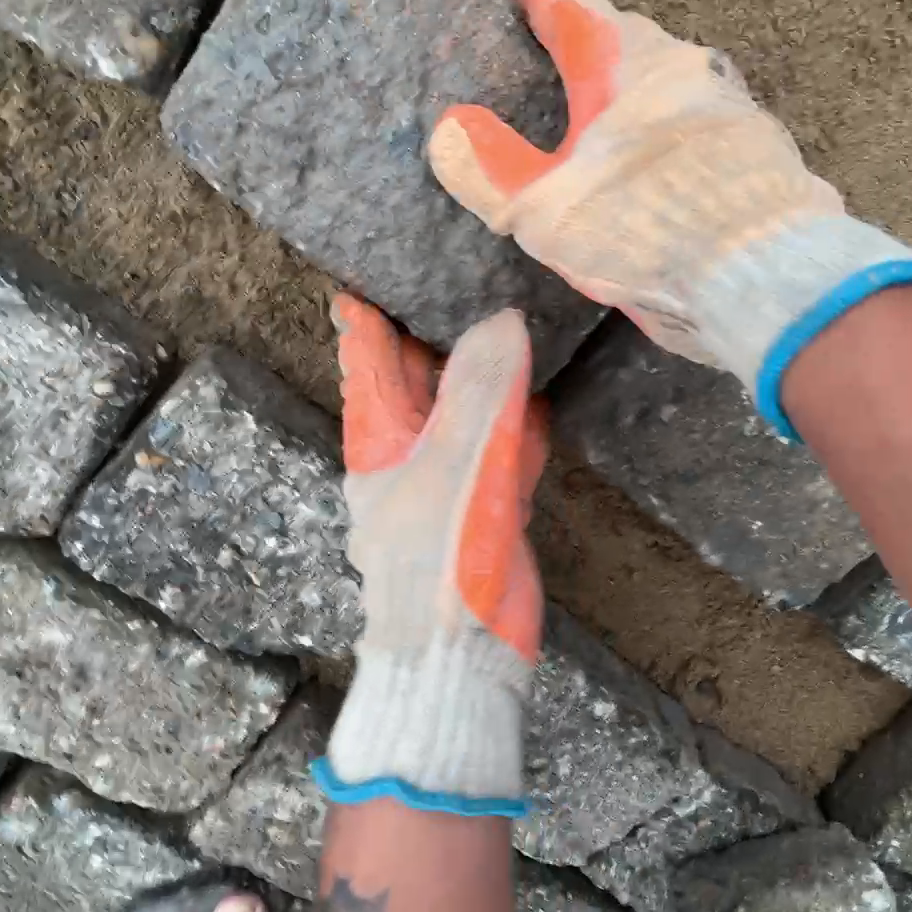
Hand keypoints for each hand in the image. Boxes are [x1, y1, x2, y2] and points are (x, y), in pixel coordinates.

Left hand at [317, 294, 546, 813]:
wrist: (463, 657)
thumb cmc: (439, 563)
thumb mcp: (458, 470)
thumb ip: (479, 395)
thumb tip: (501, 319)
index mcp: (381, 437)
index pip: (369, 355)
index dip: (373, 306)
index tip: (385, 254)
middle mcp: (411, 450)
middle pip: (423, 374)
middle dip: (442, 327)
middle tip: (470, 269)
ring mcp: (451, 477)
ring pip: (469, 407)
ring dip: (488, 369)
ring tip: (511, 311)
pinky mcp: (488, 503)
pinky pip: (503, 447)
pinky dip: (519, 422)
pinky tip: (542, 394)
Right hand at [428, 0, 911, 435]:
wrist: (759, 275)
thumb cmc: (644, 231)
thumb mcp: (543, 208)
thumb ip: (489, 167)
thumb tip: (450, 130)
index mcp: (620, 63)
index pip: (566, 7)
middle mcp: (679, 66)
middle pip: (621, 41)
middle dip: (586, 49)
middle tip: (555, 66)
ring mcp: (726, 104)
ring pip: (665, 84)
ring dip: (632, 98)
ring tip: (606, 126)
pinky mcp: (755, 149)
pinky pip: (697, 127)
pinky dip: (669, 139)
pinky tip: (660, 173)